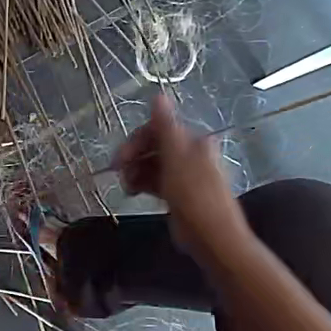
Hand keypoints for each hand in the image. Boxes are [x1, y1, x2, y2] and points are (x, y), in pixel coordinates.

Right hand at [113, 94, 245, 252]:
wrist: (212, 235)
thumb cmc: (194, 194)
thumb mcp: (176, 156)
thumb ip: (165, 126)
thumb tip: (158, 94)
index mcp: (193, 141)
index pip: (158, 129)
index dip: (136, 140)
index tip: (119, 158)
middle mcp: (190, 154)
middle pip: (154, 147)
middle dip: (134, 157)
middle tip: (118, 172)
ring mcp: (184, 175)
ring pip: (153, 165)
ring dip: (136, 172)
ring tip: (126, 187)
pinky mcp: (178, 194)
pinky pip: (156, 181)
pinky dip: (143, 184)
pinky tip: (133, 192)